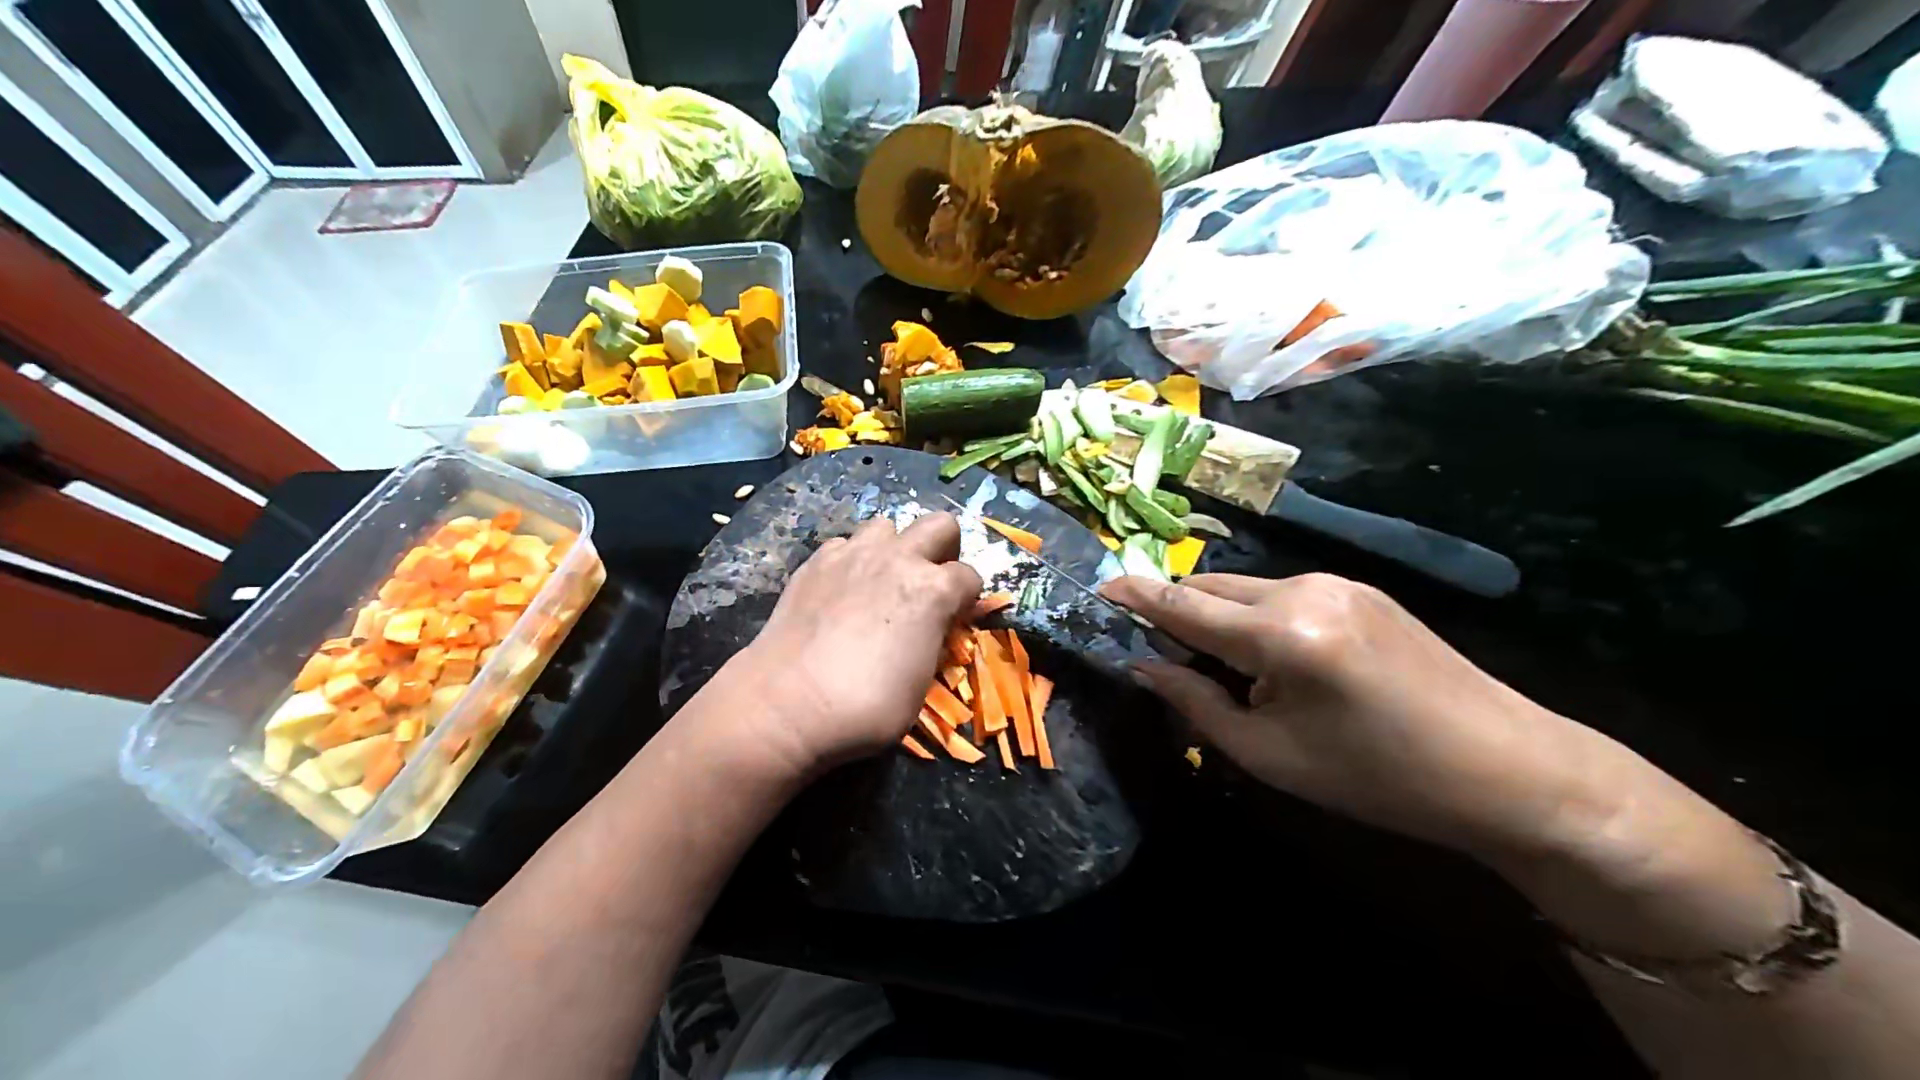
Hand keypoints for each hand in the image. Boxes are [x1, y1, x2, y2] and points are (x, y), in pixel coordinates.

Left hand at [719, 513, 980, 777]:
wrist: (786, 705)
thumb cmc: (865, 707)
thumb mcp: (921, 686)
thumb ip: (931, 643)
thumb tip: (927, 631)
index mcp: (932, 591)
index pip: (969, 577)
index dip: (966, 598)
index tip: (956, 617)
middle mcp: (897, 560)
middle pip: (939, 525)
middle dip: (944, 549)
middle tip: (929, 584)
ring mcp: (852, 555)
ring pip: (886, 526)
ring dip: (893, 549)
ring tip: (881, 582)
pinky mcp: (814, 563)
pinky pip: (843, 546)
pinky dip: (850, 562)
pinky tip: (842, 592)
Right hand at [1101, 572, 1631, 859]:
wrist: (1511, 770)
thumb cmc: (1378, 777)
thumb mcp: (1271, 755)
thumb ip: (1197, 703)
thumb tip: (1144, 667)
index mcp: (1282, 635)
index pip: (1184, 605)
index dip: (1135, 596)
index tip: (1098, 589)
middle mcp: (1304, 590)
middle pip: (1211, 588)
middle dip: (1177, 614)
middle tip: (1162, 655)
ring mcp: (1337, 584)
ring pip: (1245, 589)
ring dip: (1218, 618)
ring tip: (1225, 669)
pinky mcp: (1359, 590)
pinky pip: (1281, 594)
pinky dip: (1255, 617)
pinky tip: (1272, 659)